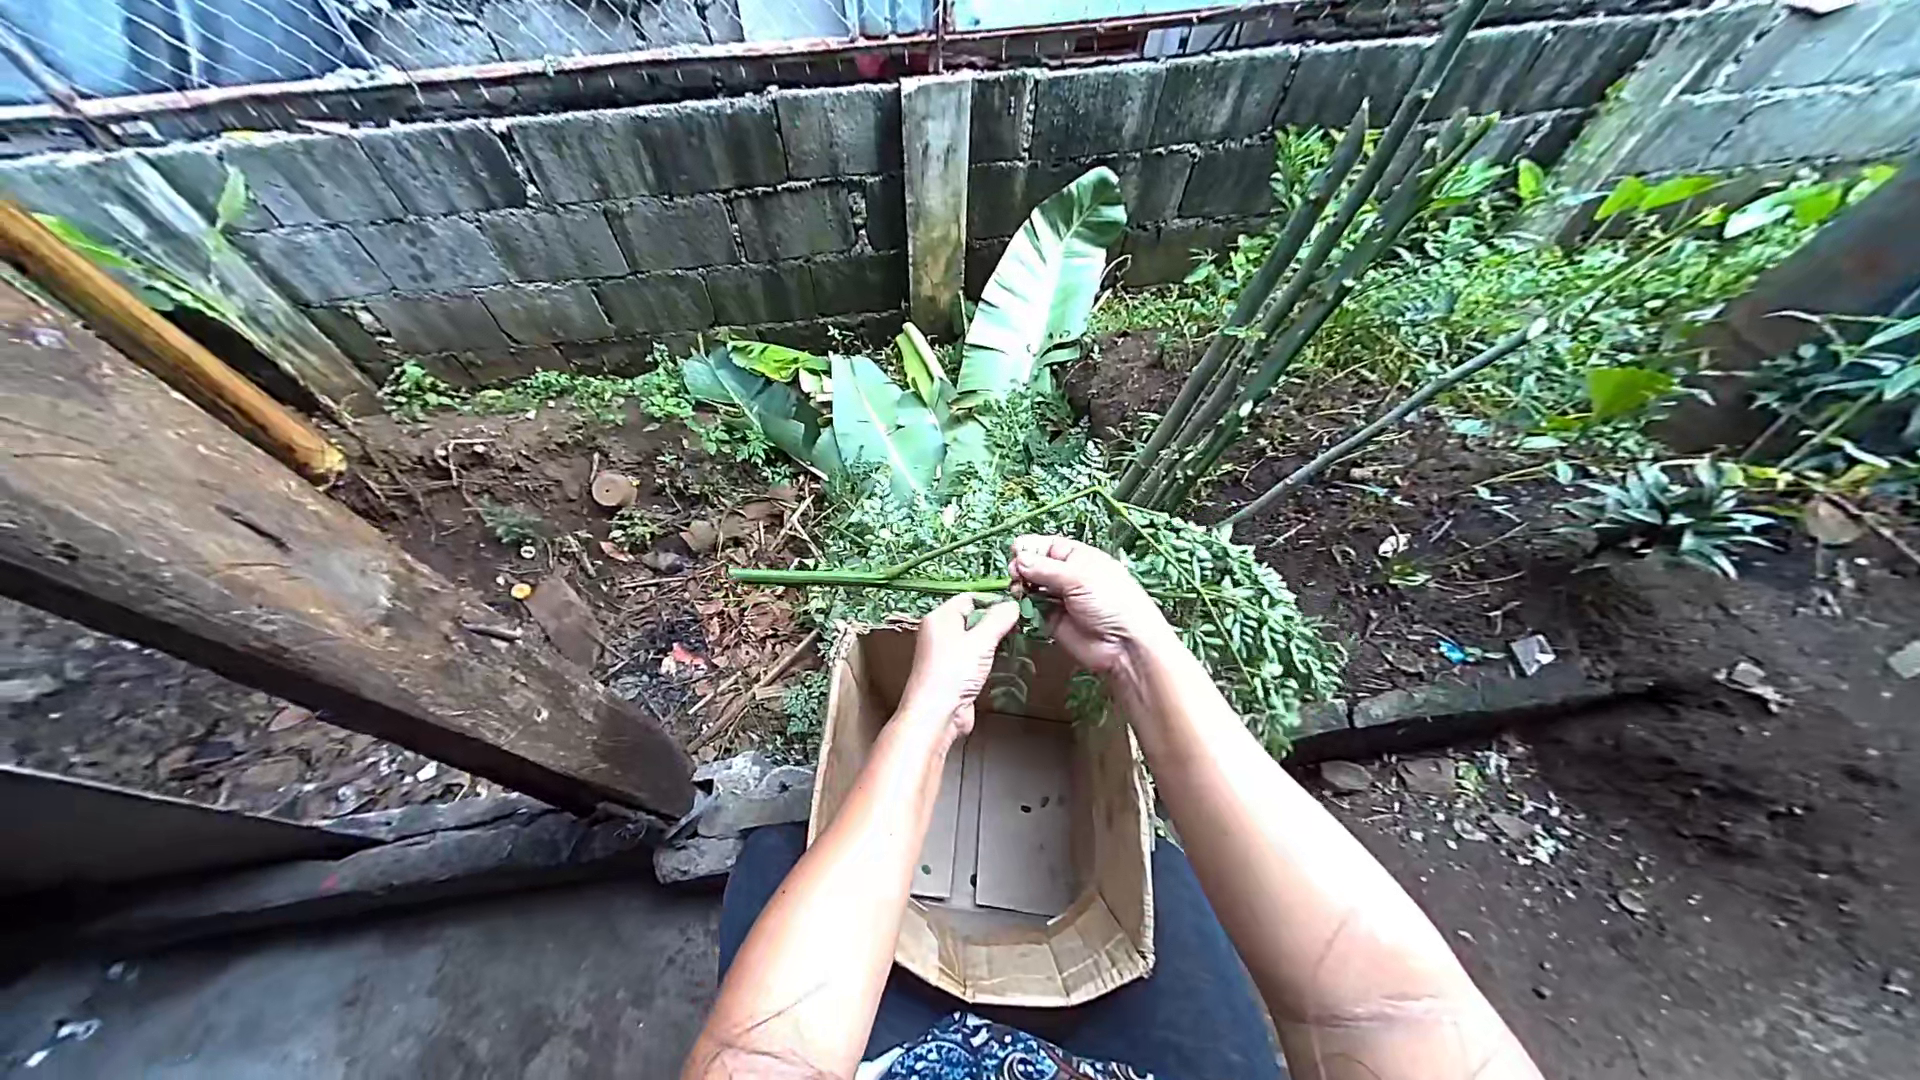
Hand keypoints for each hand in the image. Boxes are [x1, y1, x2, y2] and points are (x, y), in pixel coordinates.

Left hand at [896, 593, 1021, 737]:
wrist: (936, 715)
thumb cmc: (953, 672)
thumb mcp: (980, 640)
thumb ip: (998, 619)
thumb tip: (1012, 604)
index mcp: (940, 617)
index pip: (969, 598)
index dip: (993, 601)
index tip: (1016, 607)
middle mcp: (940, 632)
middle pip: (973, 617)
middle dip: (996, 621)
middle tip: (1020, 625)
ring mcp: (946, 653)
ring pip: (975, 638)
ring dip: (995, 640)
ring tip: (1016, 641)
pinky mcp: (954, 672)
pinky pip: (974, 656)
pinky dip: (988, 656)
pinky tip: (1004, 659)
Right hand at [1009, 535, 1174, 675]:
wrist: (1125, 646)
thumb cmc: (1111, 602)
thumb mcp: (1079, 578)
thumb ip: (1046, 569)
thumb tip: (1019, 558)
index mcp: (1078, 558)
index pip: (1048, 546)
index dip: (1030, 547)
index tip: (1014, 551)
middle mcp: (1067, 576)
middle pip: (1036, 565)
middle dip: (1022, 567)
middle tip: (1015, 574)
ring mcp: (1059, 598)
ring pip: (1031, 586)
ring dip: (1021, 586)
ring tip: (1018, 590)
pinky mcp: (1052, 620)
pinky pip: (1032, 608)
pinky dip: (1024, 605)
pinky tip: (1021, 603)